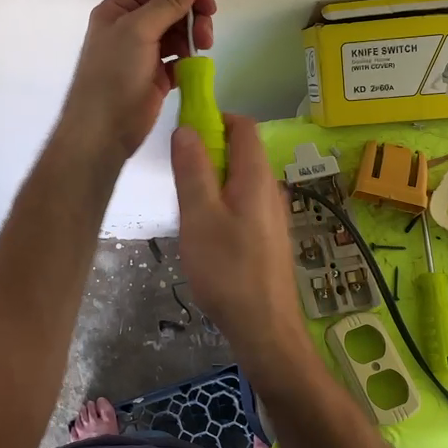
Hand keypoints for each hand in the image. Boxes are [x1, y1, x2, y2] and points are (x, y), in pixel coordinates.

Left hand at [58, 0, 216, 162]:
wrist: (104, 130)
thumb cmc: (114, 75)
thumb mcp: (140, 30)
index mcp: (119, 8)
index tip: (209, 8)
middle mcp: (130, 26)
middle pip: (173, 8)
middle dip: (192, 18)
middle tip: (206, 36)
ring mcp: (142, 51)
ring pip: (179, 33)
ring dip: (192, 39)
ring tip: (200, 52)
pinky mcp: (155, 74)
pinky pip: (178, 58)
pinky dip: (187, 60)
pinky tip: (188, 69)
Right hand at [171, 115, 317, 376]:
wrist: (264, 328)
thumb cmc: (228, 270)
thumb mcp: (199, 217)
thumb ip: (192, 170)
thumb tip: (187, 129)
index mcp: (255, 177)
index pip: (242, 125)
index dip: (213, 119)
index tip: (182, 134)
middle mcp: (269, 189)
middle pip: (239, 151)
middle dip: (206, 153)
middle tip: (177, 177)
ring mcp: (271, 215)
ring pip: (238, 180)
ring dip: (210, 182)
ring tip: (186, 209)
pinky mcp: (266, 237)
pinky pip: (241, 204)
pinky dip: (220, 204)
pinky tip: (204, 234)